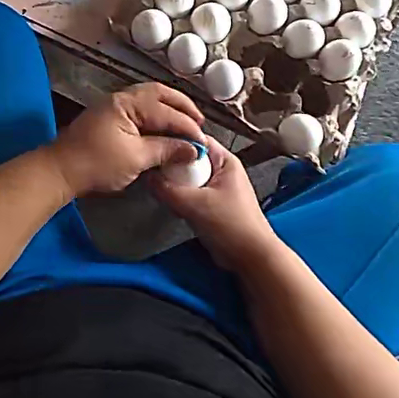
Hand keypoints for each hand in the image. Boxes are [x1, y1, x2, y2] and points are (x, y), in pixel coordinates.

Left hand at [46, 84, 206, 196]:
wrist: (58, 172)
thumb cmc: (95, 165)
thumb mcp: (136, 159)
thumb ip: (167, 150)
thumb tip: (193, 149)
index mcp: (128, 104)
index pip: (167, 112)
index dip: (188, 127)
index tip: (201, 142)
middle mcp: (121, 98)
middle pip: (160, 93)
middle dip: (183, 107)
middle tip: (199, 122)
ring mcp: (114, 105)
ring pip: (150, 97)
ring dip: (170, 107)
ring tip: (186, 122)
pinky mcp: (110, 116)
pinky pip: (141, 106)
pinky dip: (157, 113)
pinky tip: (165, 125)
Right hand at [150, 138, 280, 270]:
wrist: (250, 258)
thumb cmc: (234, 227)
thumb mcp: (195, 204)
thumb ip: (168, 189)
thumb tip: (148, 177)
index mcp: (225, 160)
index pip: (196, 139)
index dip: (175, 140)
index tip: (155, 146)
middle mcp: (221, 170)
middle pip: (190, 159)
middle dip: (172, 166)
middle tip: (155, 171)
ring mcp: (217, 188)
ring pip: (188, 178)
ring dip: (176, 185)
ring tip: (162, 190)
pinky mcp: (211, 205)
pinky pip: (190, 194)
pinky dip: (181, 199)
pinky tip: (173, 206)